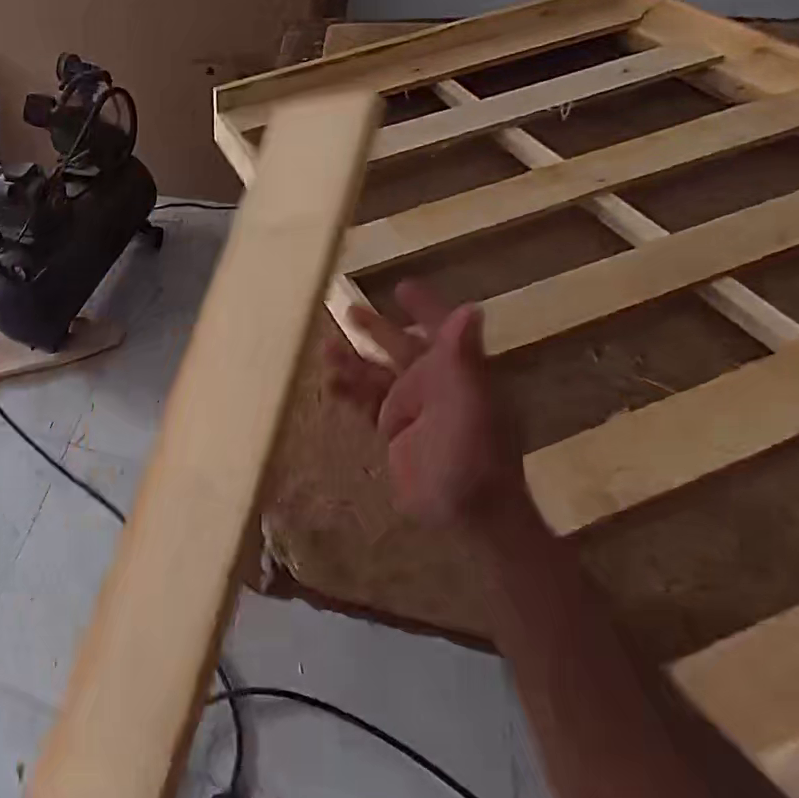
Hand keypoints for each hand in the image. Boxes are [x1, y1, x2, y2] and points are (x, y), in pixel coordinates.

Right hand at [324, 281, 527, 526]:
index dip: (423, 307)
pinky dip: (349, 392)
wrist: (464, 510)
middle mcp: (434, 384)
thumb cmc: (473, 453)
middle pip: (400, 347)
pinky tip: (330, 385)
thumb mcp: (470, 402)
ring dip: (353, 361)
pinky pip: (367, 404)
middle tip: (348, 310)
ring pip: (377, 375)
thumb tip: (469, 308)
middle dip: (376, 329)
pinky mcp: (393, 432)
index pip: (440, 329)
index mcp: (457, 371)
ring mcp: (412, 409)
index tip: (402, 286)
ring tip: (325, 349)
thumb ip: (462, 356)